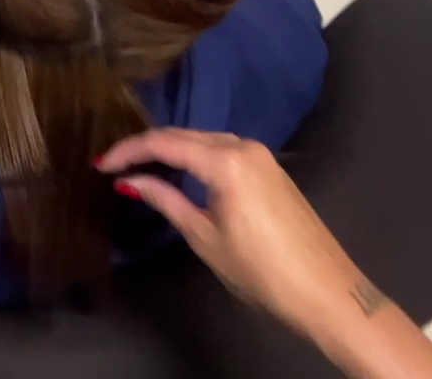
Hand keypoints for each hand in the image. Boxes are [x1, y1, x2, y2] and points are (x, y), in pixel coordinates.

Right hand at [100, 128, 431, 378]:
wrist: (331, 296)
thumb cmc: (262, 271)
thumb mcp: (204, 237)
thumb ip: (164, 199)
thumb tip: (128, 181)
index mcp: (225, 160)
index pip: (163, 142)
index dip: (127, 150)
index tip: (100, 164)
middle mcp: (242, 146)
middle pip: (182, 135)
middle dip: (146, 148)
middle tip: (114, 164)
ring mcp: (260, 156)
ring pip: (202, 140)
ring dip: (170, 150)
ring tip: (139, 167)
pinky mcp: (270, 170)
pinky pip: (220, 151)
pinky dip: (194, 157)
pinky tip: (178, 171)